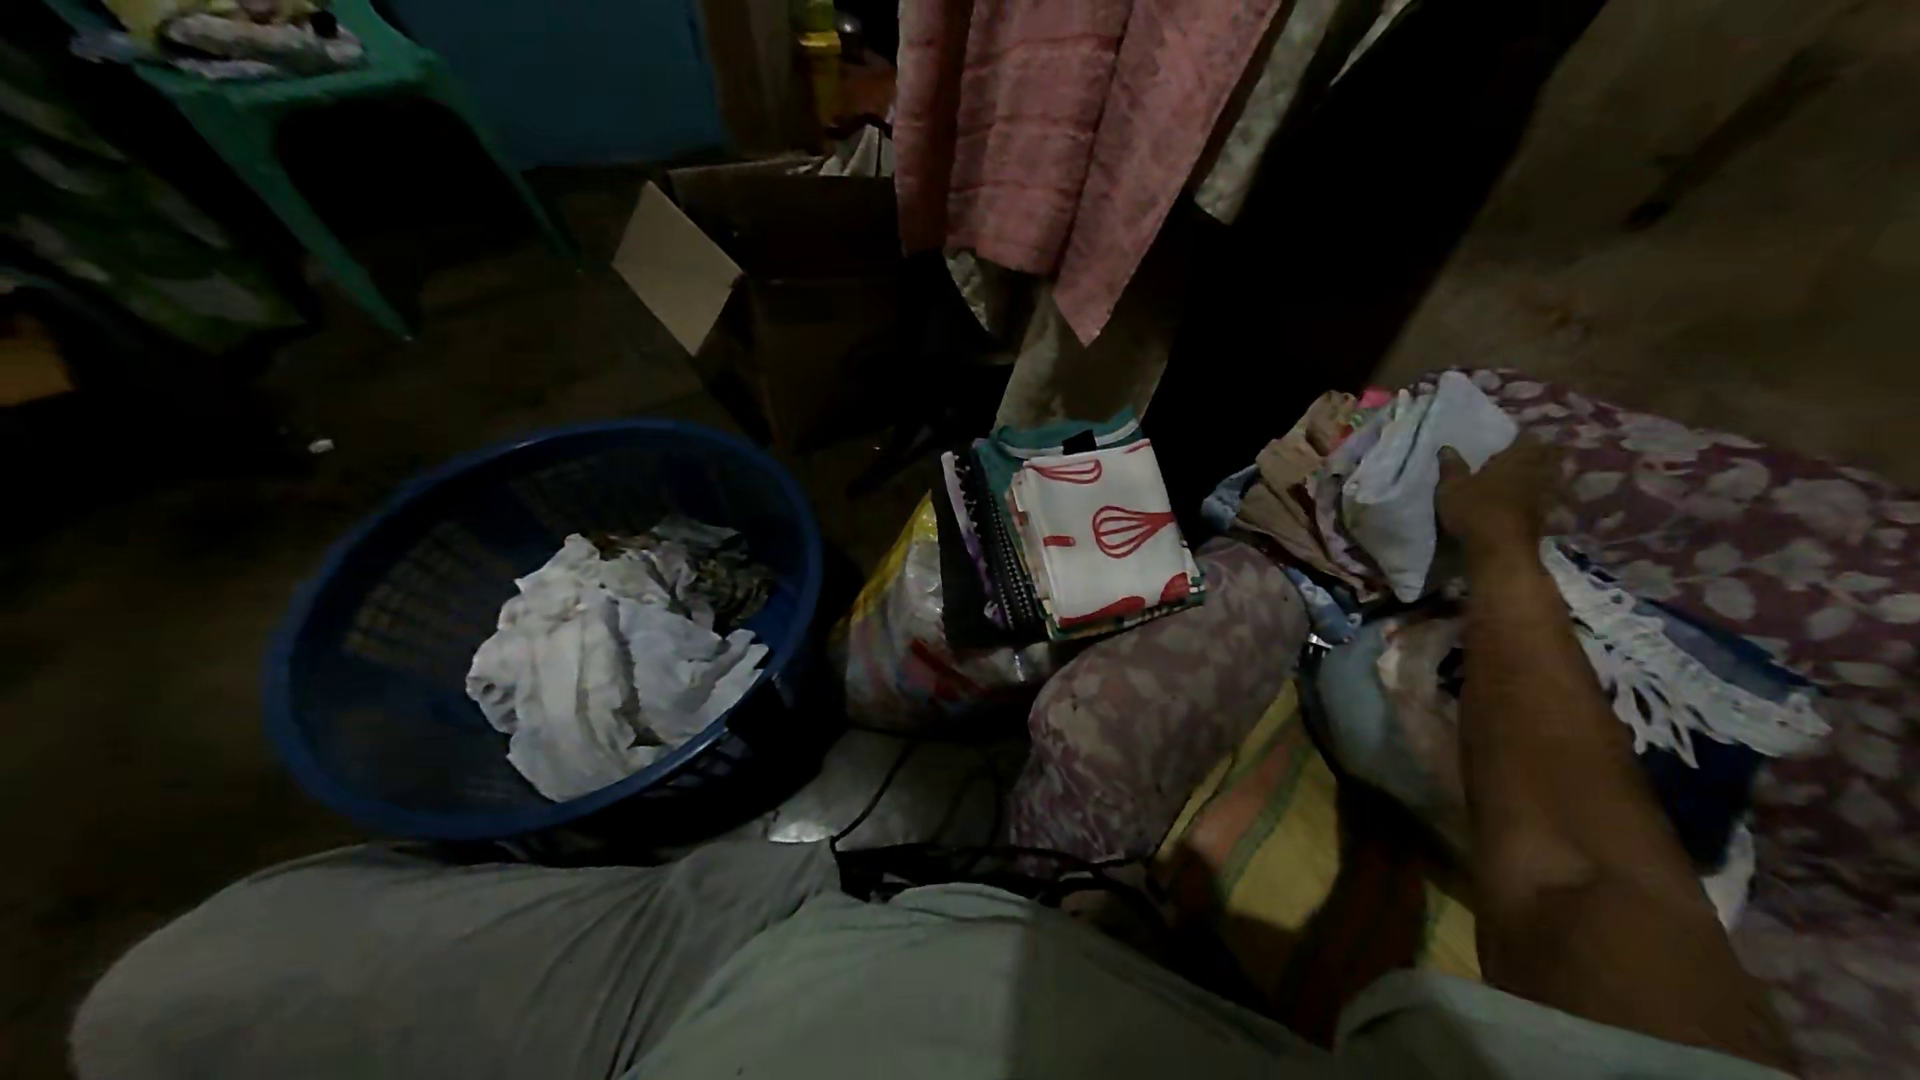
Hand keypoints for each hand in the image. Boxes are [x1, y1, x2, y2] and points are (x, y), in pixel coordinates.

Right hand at [1437, 437, 1558, 560]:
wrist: (1499, 549)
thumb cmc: (1474, 509)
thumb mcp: (1452, 487)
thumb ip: (1451, 467)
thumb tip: (1447, 448)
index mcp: (1516, 459)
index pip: (1527, 439)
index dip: (1521, 436)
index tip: (1511, 437)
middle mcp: (1537, 473)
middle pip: (1546, 457)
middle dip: (1538, 454)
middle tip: (1522, 455)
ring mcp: (1544, 496)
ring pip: (1550, 478)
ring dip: (1541, 476)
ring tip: (1527, 477)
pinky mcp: (1544, 516)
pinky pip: (1545, 498)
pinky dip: (1539, 496)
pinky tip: (1529, 500)